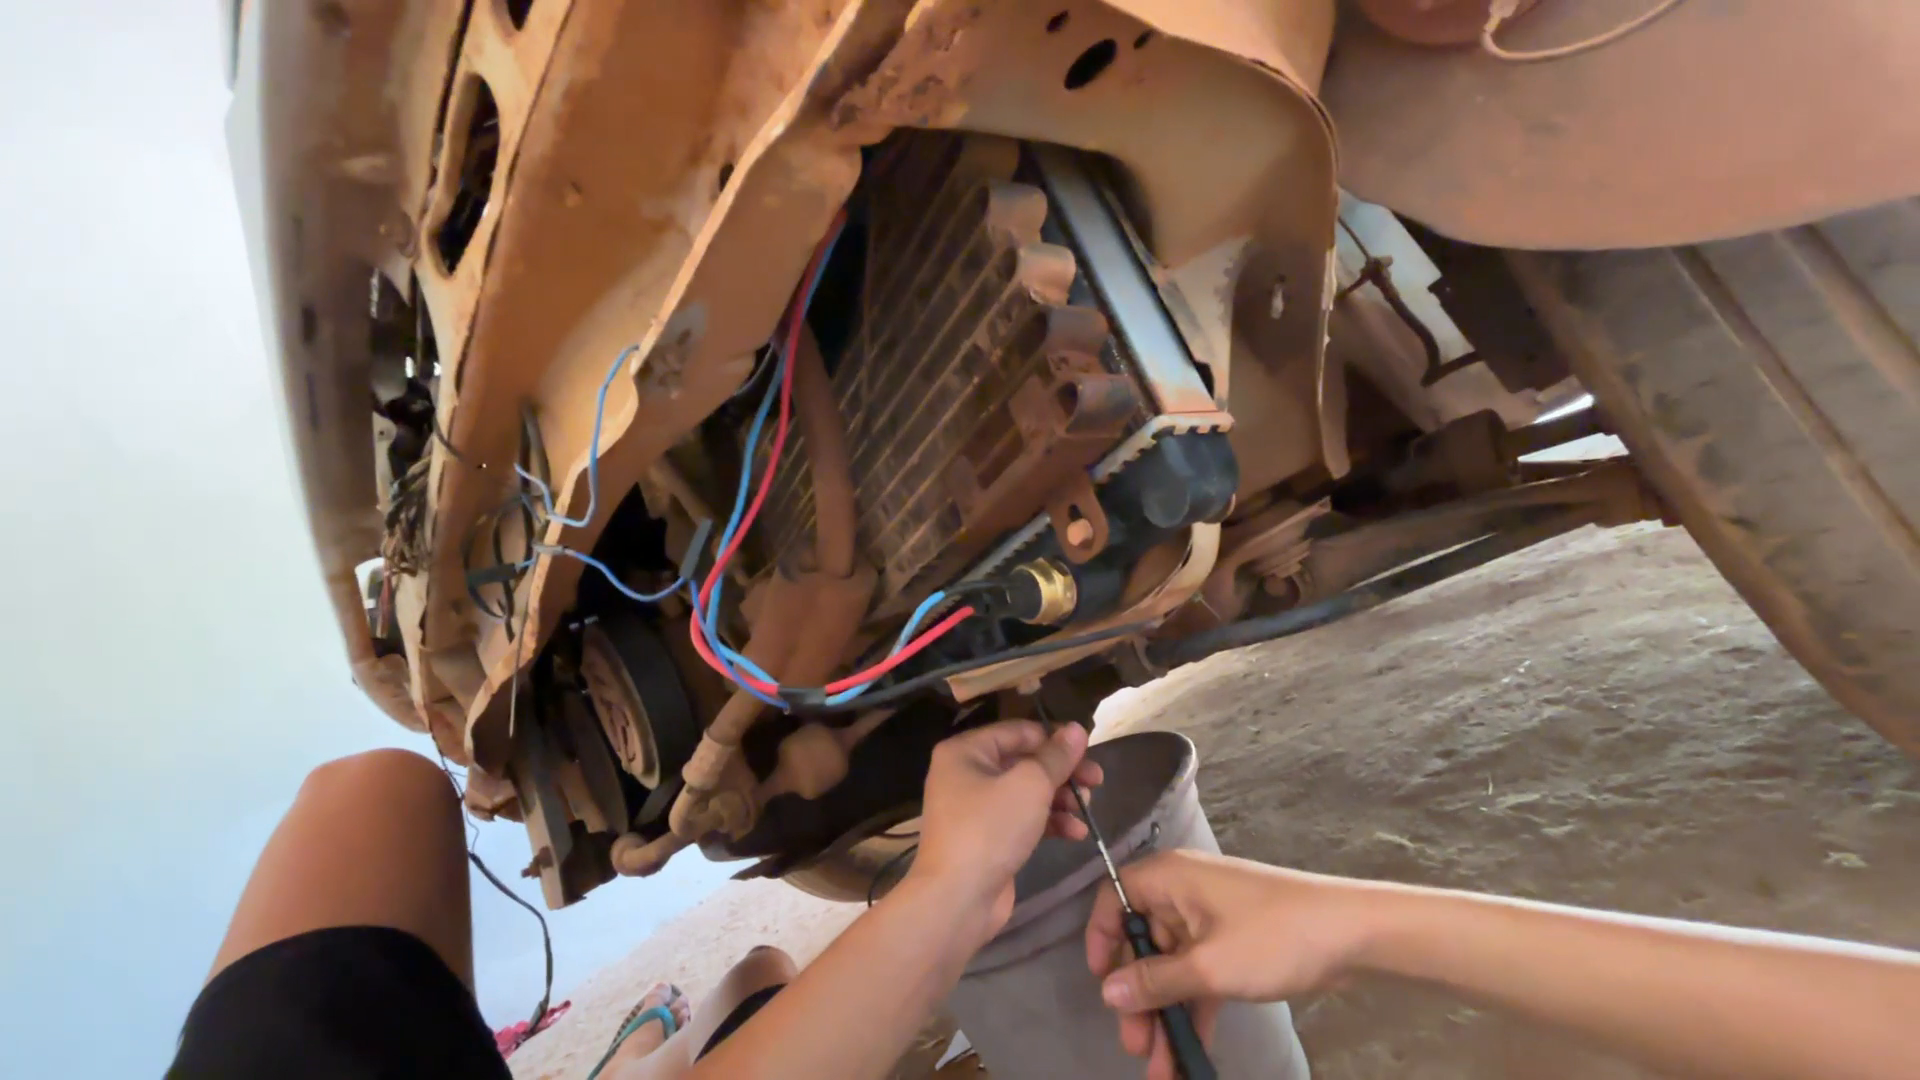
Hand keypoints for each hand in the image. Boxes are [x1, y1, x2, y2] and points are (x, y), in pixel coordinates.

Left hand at [909, 720, 1103, 936]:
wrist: (957, 899)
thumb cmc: (989, 829)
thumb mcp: (1029, 785)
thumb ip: (1056, 756)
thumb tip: (1076, 728)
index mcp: (965, 751)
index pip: (1017, 731)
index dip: (1054, 738)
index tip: (1089, 749)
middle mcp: (966, 773)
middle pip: (1024, 761)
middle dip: (1062, 771)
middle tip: (1096, 780)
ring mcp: (976, 808)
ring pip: (1026, 791)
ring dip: (1060, 797)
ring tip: (1087, 806)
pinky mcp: (989, 837)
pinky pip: (1023, 818)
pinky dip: (1049, 821)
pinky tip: (1076, 833)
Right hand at [1085, 851, 1379, 1079]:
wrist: (1352, 935)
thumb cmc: (1272, 936)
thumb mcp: (1209, 966)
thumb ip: (1156, 981)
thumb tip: (1107, 993)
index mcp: (1169, 878)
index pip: (1115, 897)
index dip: (1102, 936)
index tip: (1102, 982)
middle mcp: (1182, 893)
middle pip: (1143, 941)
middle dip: (1137, 995)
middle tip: (1135, 1044)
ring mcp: (1208, 919)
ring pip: (1172, 966)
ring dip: (1165, 1012)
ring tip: (1160, 1066)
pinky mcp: (1232, 944)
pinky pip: (1199, 975)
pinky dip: (1194, 1009)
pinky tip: (1190, 1053)